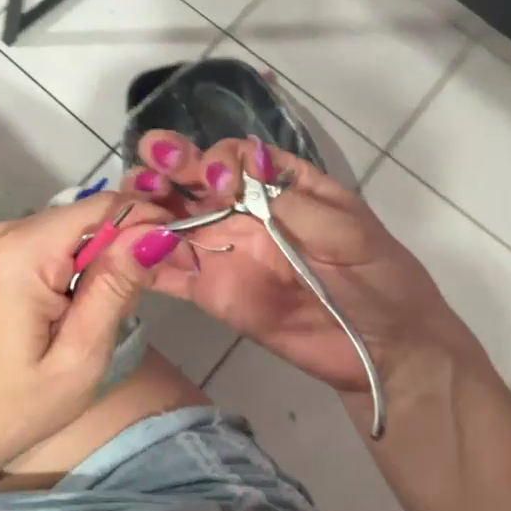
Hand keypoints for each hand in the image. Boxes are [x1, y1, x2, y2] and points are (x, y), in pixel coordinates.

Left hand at [0, 194, 178, 471]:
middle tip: (166, 283)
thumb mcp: (81, 355)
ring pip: (77, 229)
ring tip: (129, 302)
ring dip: (109, 256)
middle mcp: (9, 230)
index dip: (148, 220)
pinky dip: (84, 264)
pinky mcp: (3, 254)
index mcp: (24, 251)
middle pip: (89, 215)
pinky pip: (57, 243)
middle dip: (131, 242)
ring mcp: (1, 240)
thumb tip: (156, 232)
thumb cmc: (19, 403)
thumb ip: (116, 288)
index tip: (185, 250)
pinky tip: (93, 302)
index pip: (102, 207)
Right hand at [128, 131, 472, 400]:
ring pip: (168, 217)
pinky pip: (166, 270)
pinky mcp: (208, 290)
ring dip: (143, 206)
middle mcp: (240, 210)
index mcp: (276, 185)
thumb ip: (294, 204)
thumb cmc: (381, 280)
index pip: (232, 157)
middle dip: (163, 167)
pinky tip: (121, 250)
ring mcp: (220, 249)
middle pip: (189, 178)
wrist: (389, 354)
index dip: (215, 161)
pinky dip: (140, 258)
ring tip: (126, 206)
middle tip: (149, 173)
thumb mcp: (350, 234)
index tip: (217, 183)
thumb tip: (242, 167)